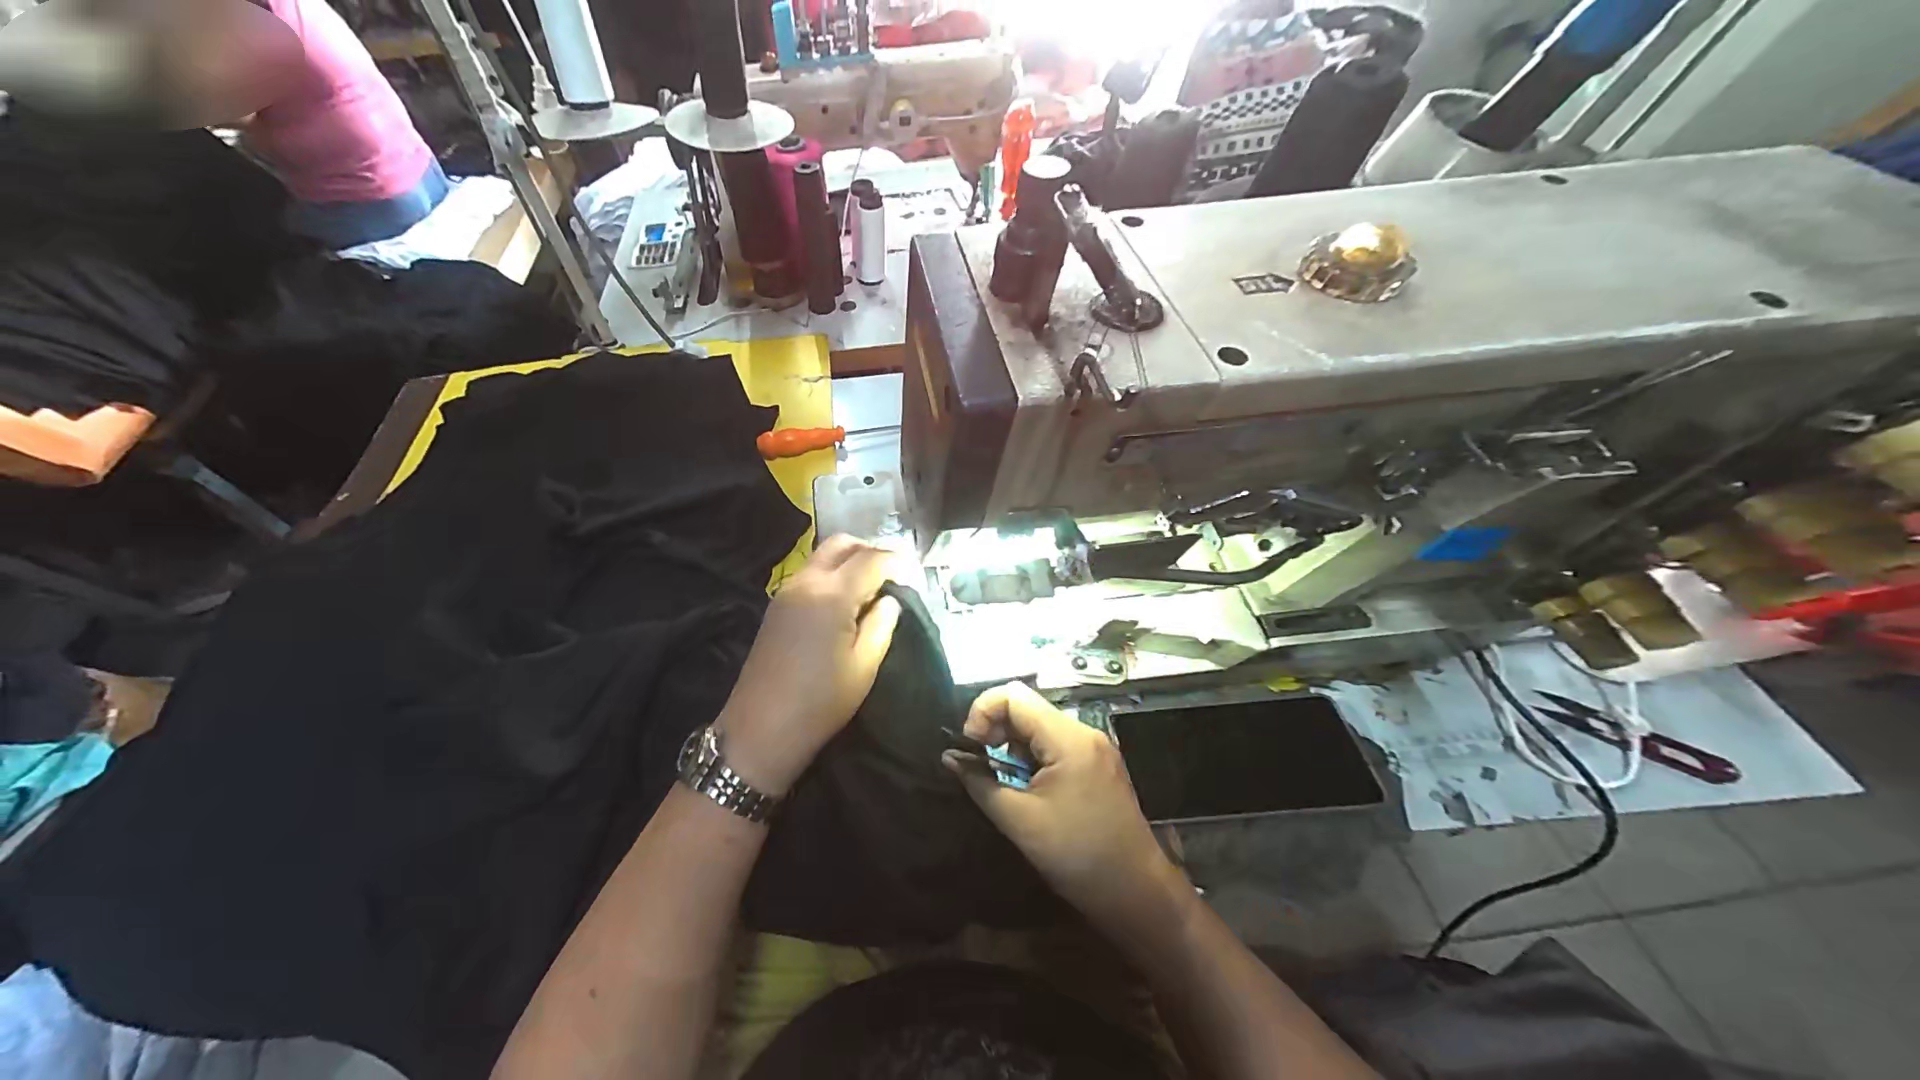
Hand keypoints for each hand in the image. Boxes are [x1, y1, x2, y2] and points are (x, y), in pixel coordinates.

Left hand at [716, 535, 903, 794]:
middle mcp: (806, 581)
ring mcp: (787, 592)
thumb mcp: (865, 665)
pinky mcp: (777, 607)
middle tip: (894, 576)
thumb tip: (890, 600)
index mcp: (832, 594)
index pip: (872, 559)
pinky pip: (811, 573)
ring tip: (873, 589)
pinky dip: (833, 574)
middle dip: (871, 551)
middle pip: (842, 544)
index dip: (898, 562)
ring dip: (851, 561)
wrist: (761, 729)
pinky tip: (846, 602)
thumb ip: (882, 624)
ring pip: (823, 556)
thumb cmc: (820, 702)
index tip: (916, 576)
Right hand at [943, 682, 1184, 930]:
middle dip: (996, 729)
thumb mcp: (1020, 821)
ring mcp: (1094, 747)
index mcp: (1068, 738)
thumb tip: (951, 757)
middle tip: (982, 765)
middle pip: (1027, 707)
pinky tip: (1025, 787)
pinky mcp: (1097, 764)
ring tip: (1002, 780)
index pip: (1014, 695)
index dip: (983, 712)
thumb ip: (980, 783)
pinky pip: (1055, 744)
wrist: (1136, 892)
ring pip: (1040, 726)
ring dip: (1012, 745)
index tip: (972, 747)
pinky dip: (1032, 756)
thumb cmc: (1077, 856)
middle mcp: (1084, 732)